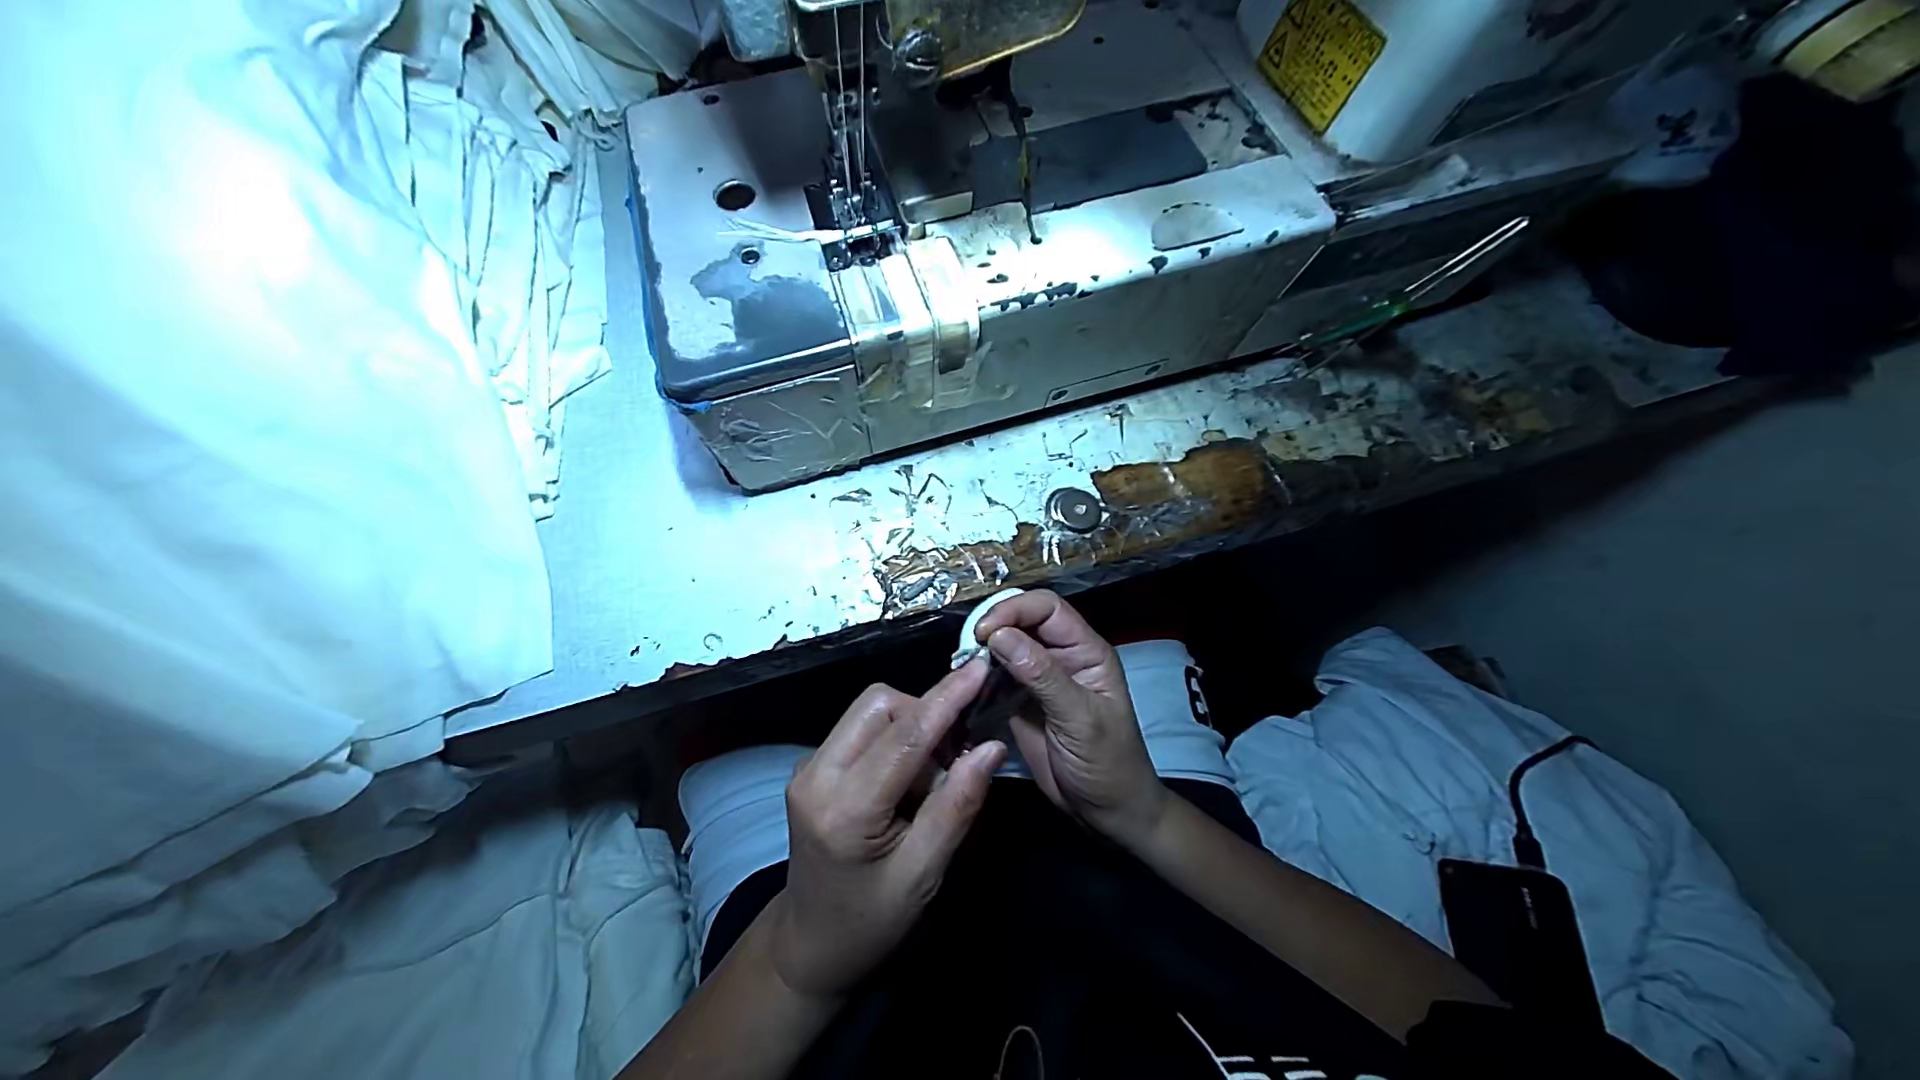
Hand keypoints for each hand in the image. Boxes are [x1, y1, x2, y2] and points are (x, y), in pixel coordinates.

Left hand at [771, 661, 1005, 1000]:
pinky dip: (893, 738)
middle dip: (926, 715)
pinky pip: (860, 728)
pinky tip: (904, 781)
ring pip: (870, 710)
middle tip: (953, 760)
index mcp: (845, 808)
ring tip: (928, 780)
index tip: (980, 669)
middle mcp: (816, 774)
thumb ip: (957, 806)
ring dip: (910, 727)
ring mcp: (807, 767)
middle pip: (879, 704)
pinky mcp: (811, 766)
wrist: (811, 944)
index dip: (947, 698)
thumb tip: (991, 747)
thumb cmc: (872, 920)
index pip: (905, 735)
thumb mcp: (923, 874)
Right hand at [973, 590, 1167, 845]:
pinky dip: (978, 676)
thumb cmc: (1108, 763)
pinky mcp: (1019, 701)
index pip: (1048, 609)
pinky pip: (995, 677)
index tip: (984, 630)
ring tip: (960, 664)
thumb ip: (1042, 675)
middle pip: (1023, 622)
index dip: (1015, 610)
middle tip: (966, 647)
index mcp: (1085, 651)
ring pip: (1006, 647)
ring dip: (982, 650)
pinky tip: (964, 683)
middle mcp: (1061, 657)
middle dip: (994, 626)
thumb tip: (1000, 635)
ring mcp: (1038, 679)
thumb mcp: (1080, 718)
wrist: (1107, 812)